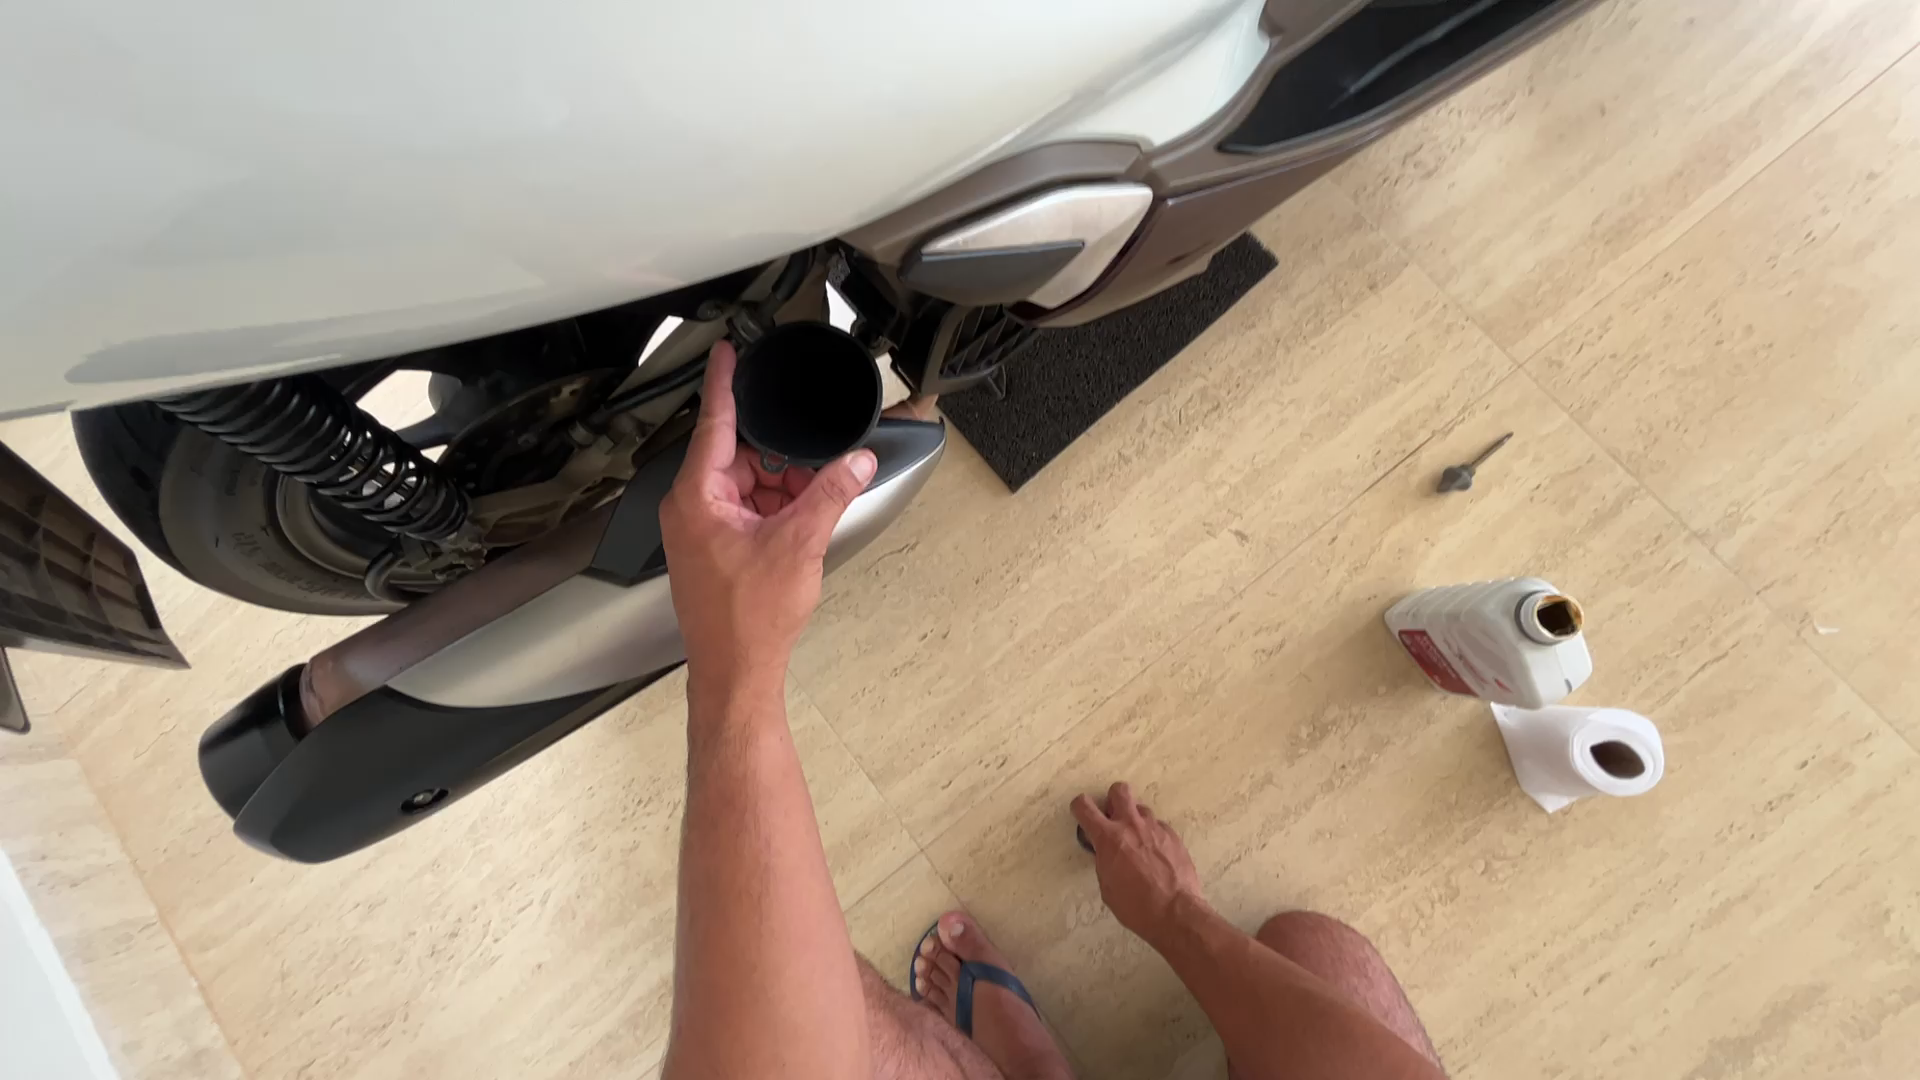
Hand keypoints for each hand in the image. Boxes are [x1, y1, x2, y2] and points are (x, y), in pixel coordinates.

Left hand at [660, 341, 876, 695]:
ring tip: (804, 520)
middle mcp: (692, 507)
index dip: (725, 383)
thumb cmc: (746, 620)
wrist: (737, 670)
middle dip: (781, 463)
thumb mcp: (799, 544)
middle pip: (742, 456)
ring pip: (749, 484)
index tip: (728, 352)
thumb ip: (830, 494)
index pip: (714, 422)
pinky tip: (796, 531)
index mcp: (698, 496)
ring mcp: (703, 528)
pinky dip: (776, 512)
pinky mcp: (716, 546)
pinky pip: (749, 509)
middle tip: (812, 474)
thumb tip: (856, 463)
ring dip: (782, 492)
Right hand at [1071, 782, 1208, 942]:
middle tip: (1115, 820)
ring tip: (1140, 844)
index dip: (1080, 807)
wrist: (1177, 914)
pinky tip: (1158, 856)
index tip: (1082, 815)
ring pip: (1141, 809)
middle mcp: (1131, 825)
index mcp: (1108, 838)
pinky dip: (1154, 837)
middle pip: (1119, 790)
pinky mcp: (1173, 836)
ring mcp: (1154, 828)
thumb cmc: (1136, 906)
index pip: (1084, 806)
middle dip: (1113, 800)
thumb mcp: (1107, 887)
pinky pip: (1159, 827)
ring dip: (1136, 821)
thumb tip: (1106, 853)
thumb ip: (1104, 862)